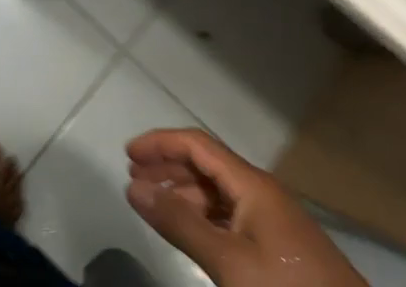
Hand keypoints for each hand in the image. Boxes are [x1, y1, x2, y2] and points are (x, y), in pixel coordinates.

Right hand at [126, 128, 366, 286]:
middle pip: (207, 164)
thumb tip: (133, 187)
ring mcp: (273, 219)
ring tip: (154, 206)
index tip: (126, 156)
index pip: (198, 145)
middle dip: (168, 167)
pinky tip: (190, 232)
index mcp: (253, 185)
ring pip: (219, 191)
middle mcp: (263, 193)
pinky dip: (203, 215)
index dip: (160, 144)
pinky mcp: (278, 244)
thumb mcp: (227, 261)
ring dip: (184, 193)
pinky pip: (231, 214)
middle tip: (133, 181)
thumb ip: (179, 223)